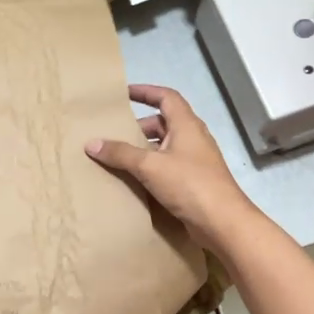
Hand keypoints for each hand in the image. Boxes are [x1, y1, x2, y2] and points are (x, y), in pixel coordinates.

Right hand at [85, 84, 257, 253]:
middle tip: (113, 134)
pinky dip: (149, 167)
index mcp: (186, 125)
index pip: (166, 97)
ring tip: (117, 158)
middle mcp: (192, 138)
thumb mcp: (150, 166)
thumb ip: (120, 153)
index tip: (124, 93)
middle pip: (163, 123)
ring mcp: (194, 160)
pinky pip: (166, 166)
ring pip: (164, 146)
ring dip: (143, 149)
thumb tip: (91, 143)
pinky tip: (133, 179)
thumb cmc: (189, 184)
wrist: (221, 221)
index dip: (146, 92)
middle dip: (138, 127)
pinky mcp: (192, 181)